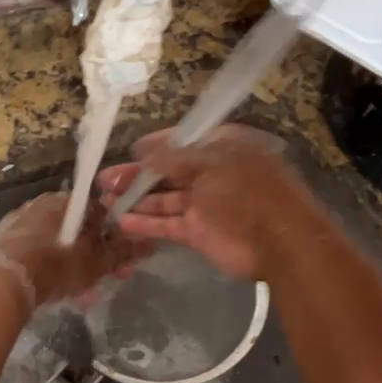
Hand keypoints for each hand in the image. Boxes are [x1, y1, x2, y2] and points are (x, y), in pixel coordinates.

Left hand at [0, 191, 148, 309]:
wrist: (2, 280)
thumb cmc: (56, 266)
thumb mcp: (97, 263)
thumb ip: (124, 253)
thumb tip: (150, 243)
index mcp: (69, 202)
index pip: (102, 215)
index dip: (115, 241)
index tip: (121, 265)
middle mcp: (44, 203)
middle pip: (78, 232)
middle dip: (93, 259)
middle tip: (100, 284)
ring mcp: (20, 221)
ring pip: (57, 245)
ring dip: (72, 268)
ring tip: (78, 295)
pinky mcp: (3, 241)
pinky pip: (35, 253)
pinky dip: (47, 269)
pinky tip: (52, 291)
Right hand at [97, 125, 313, 280]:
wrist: (277, 240)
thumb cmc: (247, 190)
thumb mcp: (210, 163)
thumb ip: (171, 158)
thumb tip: (141, 152)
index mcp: (221, 148)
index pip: (181, 142)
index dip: (154, 146)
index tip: (129, 151)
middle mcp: (211, 174)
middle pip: (167, 172)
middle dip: (136, 176)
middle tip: (104, 180)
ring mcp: (204, 205)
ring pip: (163, 200)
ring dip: (135, 200)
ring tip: (103, 201)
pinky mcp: (197, 232)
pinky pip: (166, 224)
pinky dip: (144, 224)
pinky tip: (120, 222)